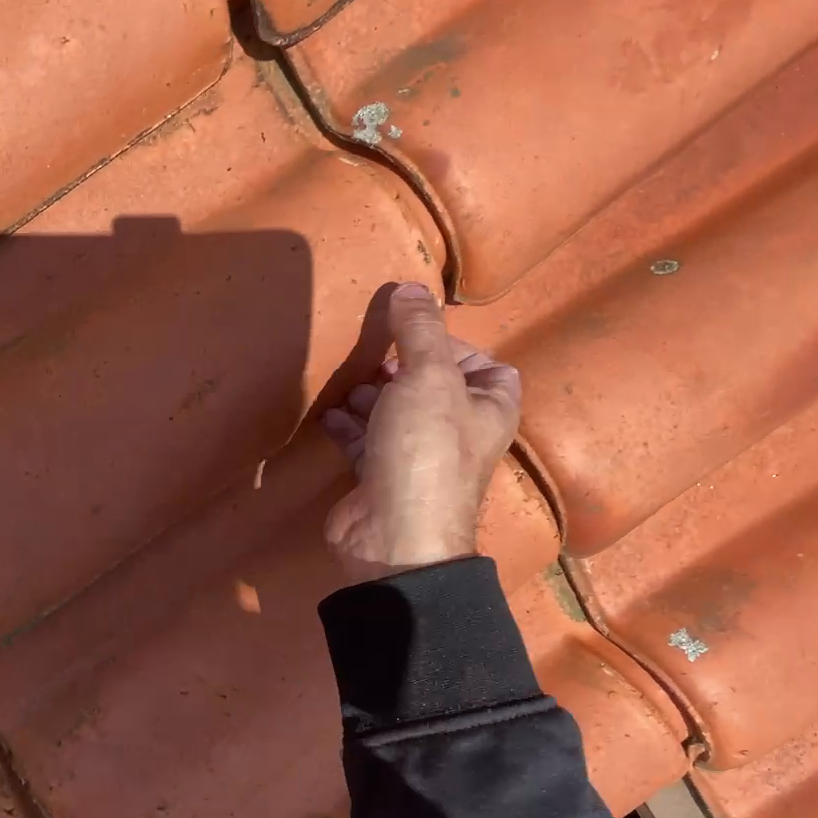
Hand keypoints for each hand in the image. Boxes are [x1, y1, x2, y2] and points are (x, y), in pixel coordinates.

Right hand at [320, 282, 520, 584]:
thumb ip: (418, 328)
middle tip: (371, 356)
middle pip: (431, 386)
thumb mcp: (427, 375)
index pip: (485, 364)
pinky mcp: (379, 476)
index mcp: (489, 408)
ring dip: (369, 395)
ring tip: (347, 383)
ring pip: (393, 413)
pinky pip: (363, 440)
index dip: (453, 345)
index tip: (413, 334)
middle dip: (399, 368)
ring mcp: (416, 457)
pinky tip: (328, 413)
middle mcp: (458, 432)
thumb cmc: (425, 449)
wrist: (394, 532)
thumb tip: (410, 285)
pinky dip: (347, 424)